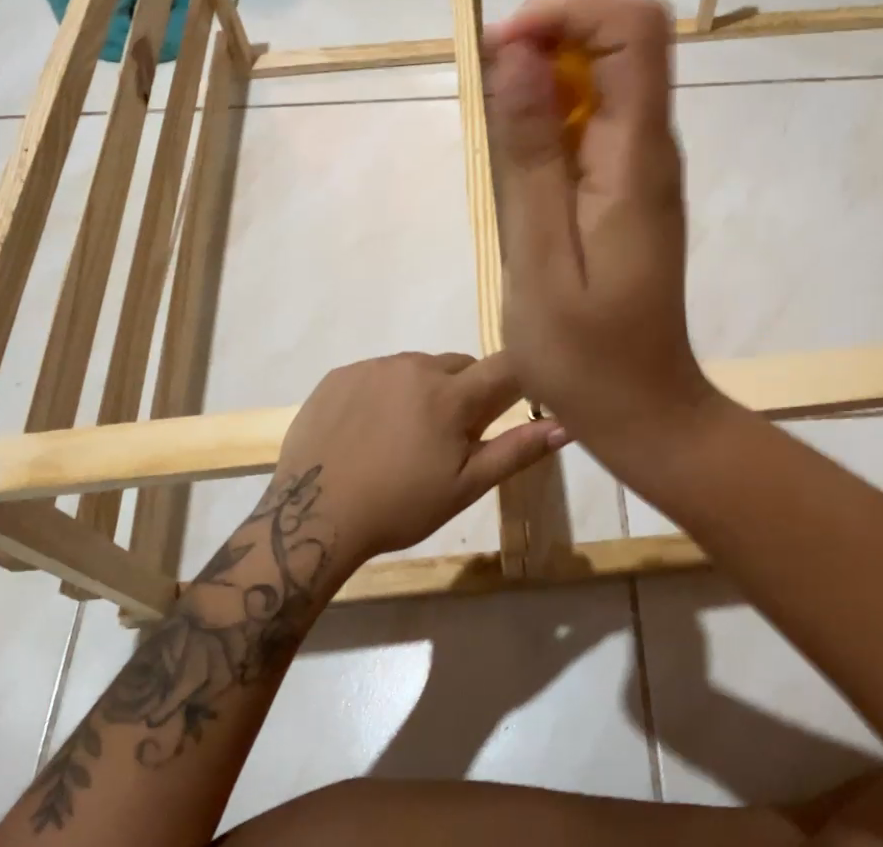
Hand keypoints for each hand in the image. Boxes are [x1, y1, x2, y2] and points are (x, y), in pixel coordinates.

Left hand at [274, 352, 564, 558]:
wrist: (314, 516)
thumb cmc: (400, 507)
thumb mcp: (466, 487)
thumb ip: (518, 450)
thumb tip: (568, 424)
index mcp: (451, 394)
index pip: (505, 365)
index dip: (521, 377)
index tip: (521, 399)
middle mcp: (414, 367)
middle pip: (460, 366)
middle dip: (467, 392)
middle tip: (451, 439)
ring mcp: (372, 367)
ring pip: (418, 368)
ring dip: (426, 391)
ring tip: (406, 438)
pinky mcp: (338, 375)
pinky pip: (379, 373)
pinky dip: (386, 392)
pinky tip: (371, 431)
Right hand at [483, 0, 719, 449]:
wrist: (642, 408)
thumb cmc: (585, 355)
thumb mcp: (539, 257)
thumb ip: (529, 154)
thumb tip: (514, 53)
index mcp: (638, 158)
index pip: (634, 26)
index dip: (566, 10)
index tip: (501, 52)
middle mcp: (652, 147)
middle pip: (620, 37)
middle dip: (547, 37)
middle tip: (488, 92)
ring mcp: (645, 166)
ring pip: (605, 74)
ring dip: (543, 77)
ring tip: (496, 134)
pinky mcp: (628, 187)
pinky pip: (594, 120)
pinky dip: (550, 117)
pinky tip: (520, 166)